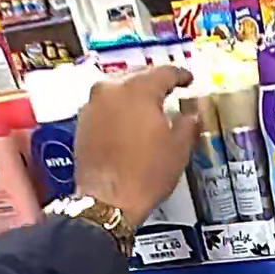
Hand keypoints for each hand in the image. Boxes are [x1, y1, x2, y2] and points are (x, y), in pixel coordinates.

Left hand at [74, 65, 195, 223]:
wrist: (109, 201)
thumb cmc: (147, 173)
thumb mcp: (179, 148)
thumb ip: (188, 123)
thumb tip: (192, 114)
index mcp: (138, 90)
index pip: (164, 72)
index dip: (181, 75)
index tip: (188, 79)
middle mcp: (110, 90)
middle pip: (137, 76)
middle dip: (155, 83)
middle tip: (171, 91)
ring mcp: (92, 105)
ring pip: (119, 90)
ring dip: (135, 97)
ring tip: (151, 109)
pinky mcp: (82, 123)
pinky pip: (106, 107)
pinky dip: (120, 111)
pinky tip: (131, 124)